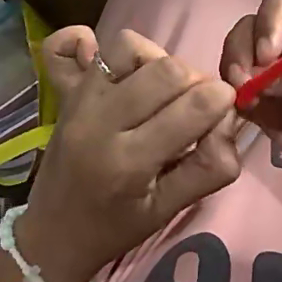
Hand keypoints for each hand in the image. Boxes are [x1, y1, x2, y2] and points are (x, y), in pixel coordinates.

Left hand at [17, 27, 242, 281]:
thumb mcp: (168, 210)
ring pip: (129, 47)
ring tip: (162, 89)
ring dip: (158, 61)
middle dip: (196, 80)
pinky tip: (124, 69)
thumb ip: (208, 169)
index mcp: (128, 162)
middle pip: (166, 70)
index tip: (226, 108)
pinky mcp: (65, 90)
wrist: (52, 234)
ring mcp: (78, 100)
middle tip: (197, 103)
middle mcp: (99, 122)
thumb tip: (230, 122)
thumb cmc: (115, 227)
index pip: (192, 108)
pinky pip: (79, 47)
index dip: (222, 100)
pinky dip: (107, 49)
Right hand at [222, 0, 281, 234]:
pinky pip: (238, 96)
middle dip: (243, 45)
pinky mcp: (269, 116)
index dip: (271, 17)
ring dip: (231, 69)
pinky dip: (229, 97)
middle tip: (244, 80)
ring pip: (241, 58)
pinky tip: (237, 112)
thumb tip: (264, 69)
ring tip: (239, 96)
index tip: (268, 53)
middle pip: (255, 26)